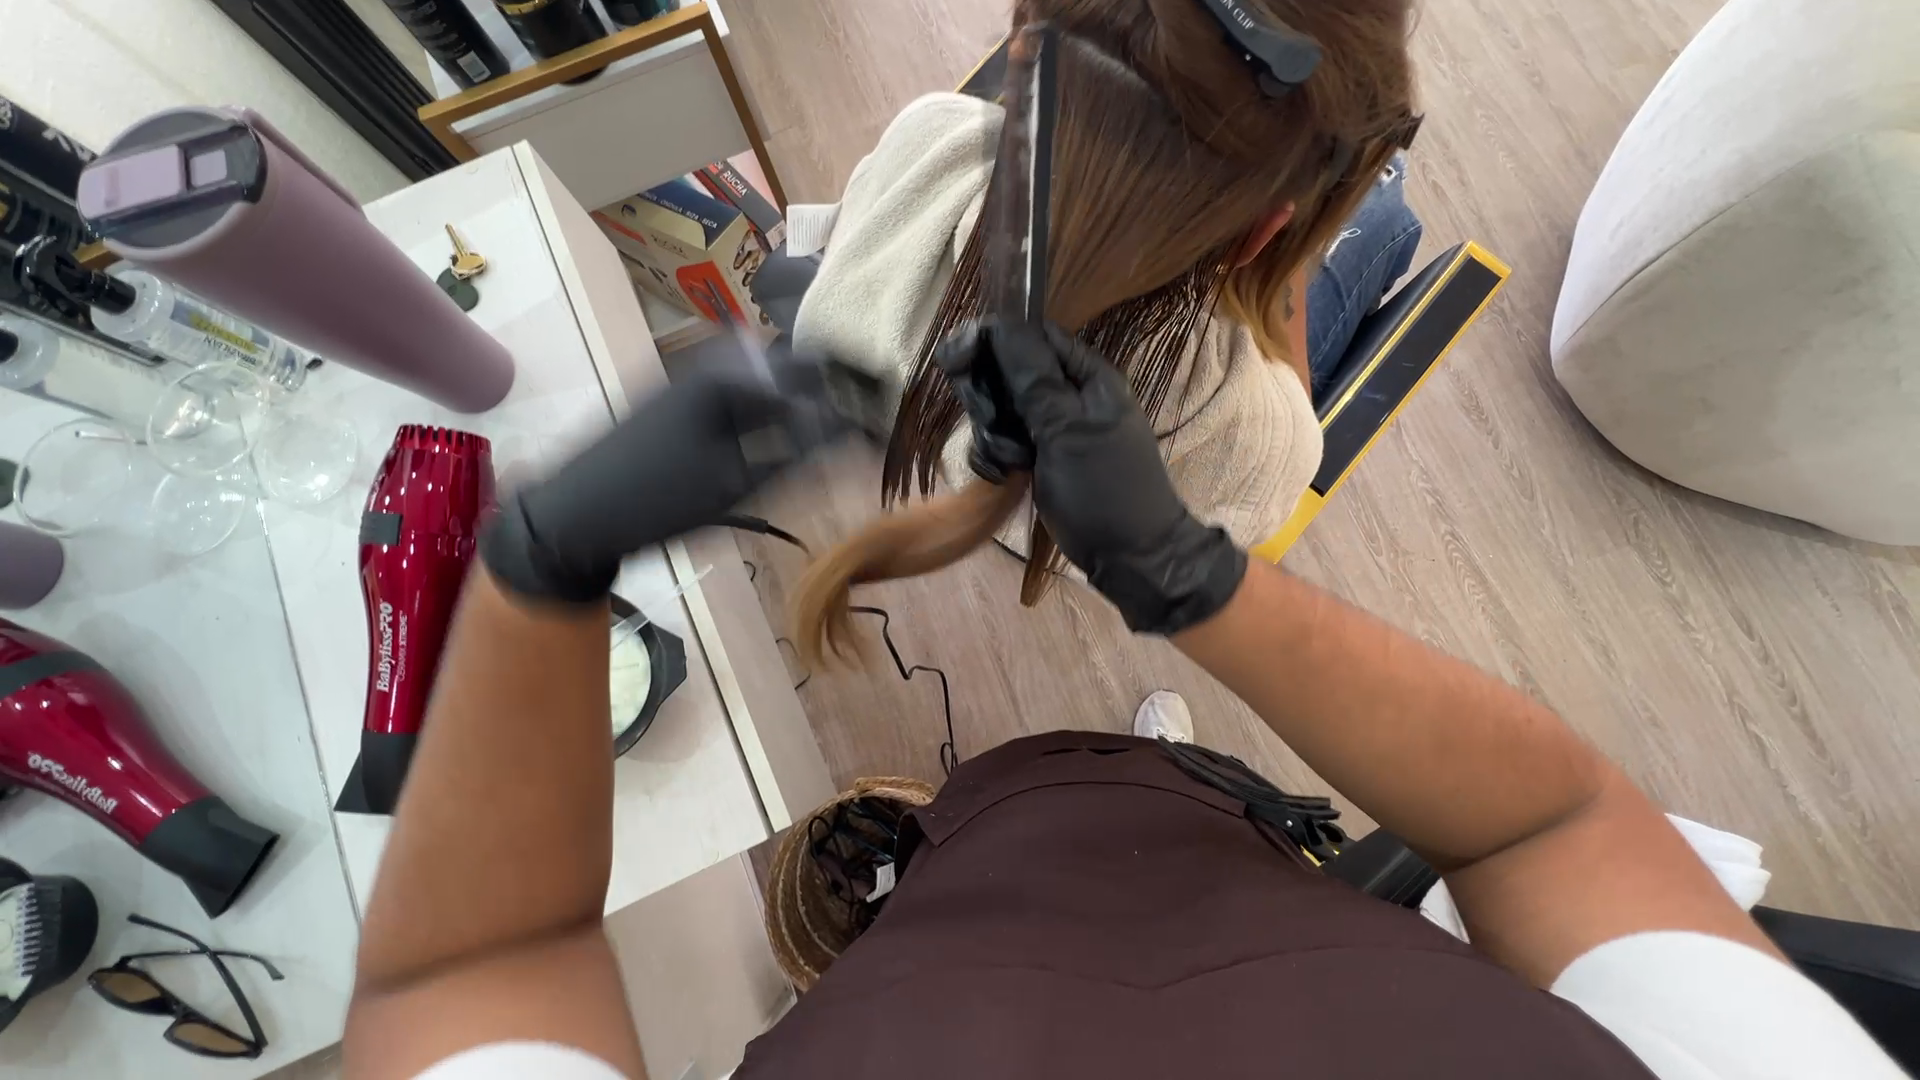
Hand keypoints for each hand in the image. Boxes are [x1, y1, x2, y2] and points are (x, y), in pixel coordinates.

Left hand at [481, 342, 851, 603]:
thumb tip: (858, 430)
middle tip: (862, 426)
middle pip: (791, 363)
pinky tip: (779, 432)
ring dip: (801, 395)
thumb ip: (801, 451)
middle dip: (832, 388)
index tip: (884, 423)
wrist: (573, 514)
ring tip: (829, 431)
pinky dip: (769, 404)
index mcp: (731, 377)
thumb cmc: (658, 503)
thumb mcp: (738, 484)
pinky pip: (740, 387)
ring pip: (766, 373)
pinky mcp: (679, 396)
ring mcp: (692, 376)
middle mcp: (714, 362)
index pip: (815, 373)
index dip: (856, 393)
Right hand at [936, 320, 1247, 635]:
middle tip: (999, 427)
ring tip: (1013, 464)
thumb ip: (1032, 377)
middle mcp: (1064, 395)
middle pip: (1004, 372)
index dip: (990, 342)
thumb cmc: (1105, 489)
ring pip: (997, 411)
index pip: (1029, 334)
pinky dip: (995, 459)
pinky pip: (1000, 444)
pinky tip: (1003, 478)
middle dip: (990, 400)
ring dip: (993, 436)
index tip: (958, 362)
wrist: (1130, 557)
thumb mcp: (1066, 431)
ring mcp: (1049, 429)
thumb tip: (1000, 323)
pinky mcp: (1036, 459)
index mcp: (1084, 374)